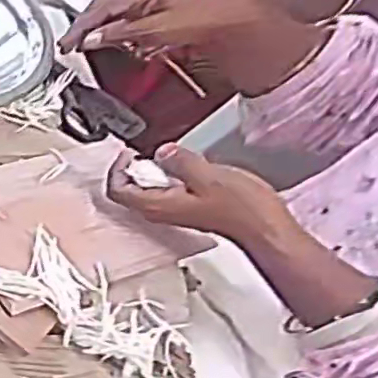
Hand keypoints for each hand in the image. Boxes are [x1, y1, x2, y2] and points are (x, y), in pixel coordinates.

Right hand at [60, 0, 328, 94]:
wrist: (237, 29)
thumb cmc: (203, 23)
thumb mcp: (155, 30)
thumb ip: (119, 33)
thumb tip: (89, 39)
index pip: (102, 4)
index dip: (80, 25)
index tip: (64, 45)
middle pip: (105, 5)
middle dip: (84, 25)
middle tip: (68, 45)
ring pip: (112, 12)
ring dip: (95, 28)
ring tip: (80, 43)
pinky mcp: (158, 12)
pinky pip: (124, 19)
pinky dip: (108, 30)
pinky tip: (103, 39)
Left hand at [106, 143, 300, 244]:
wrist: (261, 226)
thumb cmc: (240, 206)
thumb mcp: (209, 176)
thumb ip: (181, 162)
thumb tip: (161, 151)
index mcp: (153, 205)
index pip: (117, 190)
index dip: (117, 170)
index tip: (127, 153)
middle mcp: (154, 212)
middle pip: (126, 192)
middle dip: (128, 171)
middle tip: (139, 153)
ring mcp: (166, 213)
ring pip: (143, 193)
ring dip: (146, 174)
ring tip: (159, 157)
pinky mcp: (180, 211)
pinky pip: (160, 194)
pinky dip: (162, 179)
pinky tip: (179, 168)